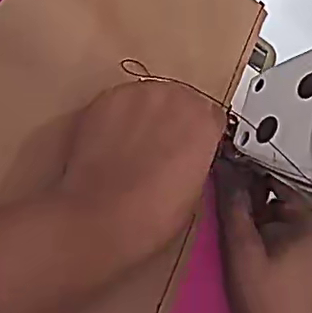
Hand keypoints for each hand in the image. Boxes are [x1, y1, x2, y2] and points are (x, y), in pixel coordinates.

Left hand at [57, 80, 227, 259]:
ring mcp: (136, 94)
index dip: (199, 134)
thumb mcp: (194, 192)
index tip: (190, 148)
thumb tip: (187, 157)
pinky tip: (110, 145)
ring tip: (131, 148)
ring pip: (147, 98)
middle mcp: (173, 98)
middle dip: (171, 121)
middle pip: (179, 100)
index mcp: (203, 121)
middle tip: (158, 150)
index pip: (211, 116)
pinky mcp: (104, 99)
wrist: (100, 218)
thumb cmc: (151, 216)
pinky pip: (118, 103)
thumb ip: (196, 159)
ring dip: (143, 116)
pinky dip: (116, 118)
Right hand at [217, 165, 311, 312]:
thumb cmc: (268, 302)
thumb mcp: (243, 246)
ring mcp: (311, 237)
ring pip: (274, 205)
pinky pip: (275, 221)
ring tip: (234, 218)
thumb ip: (233, 203)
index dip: (250, 170)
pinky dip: (258, 223)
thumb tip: (225, 170)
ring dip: (252, 207)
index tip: (228, 163)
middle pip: (277, 190)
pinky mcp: (300, 248)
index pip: (280, 177)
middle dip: (250, 192)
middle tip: (226, 193)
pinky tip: (243, 233)